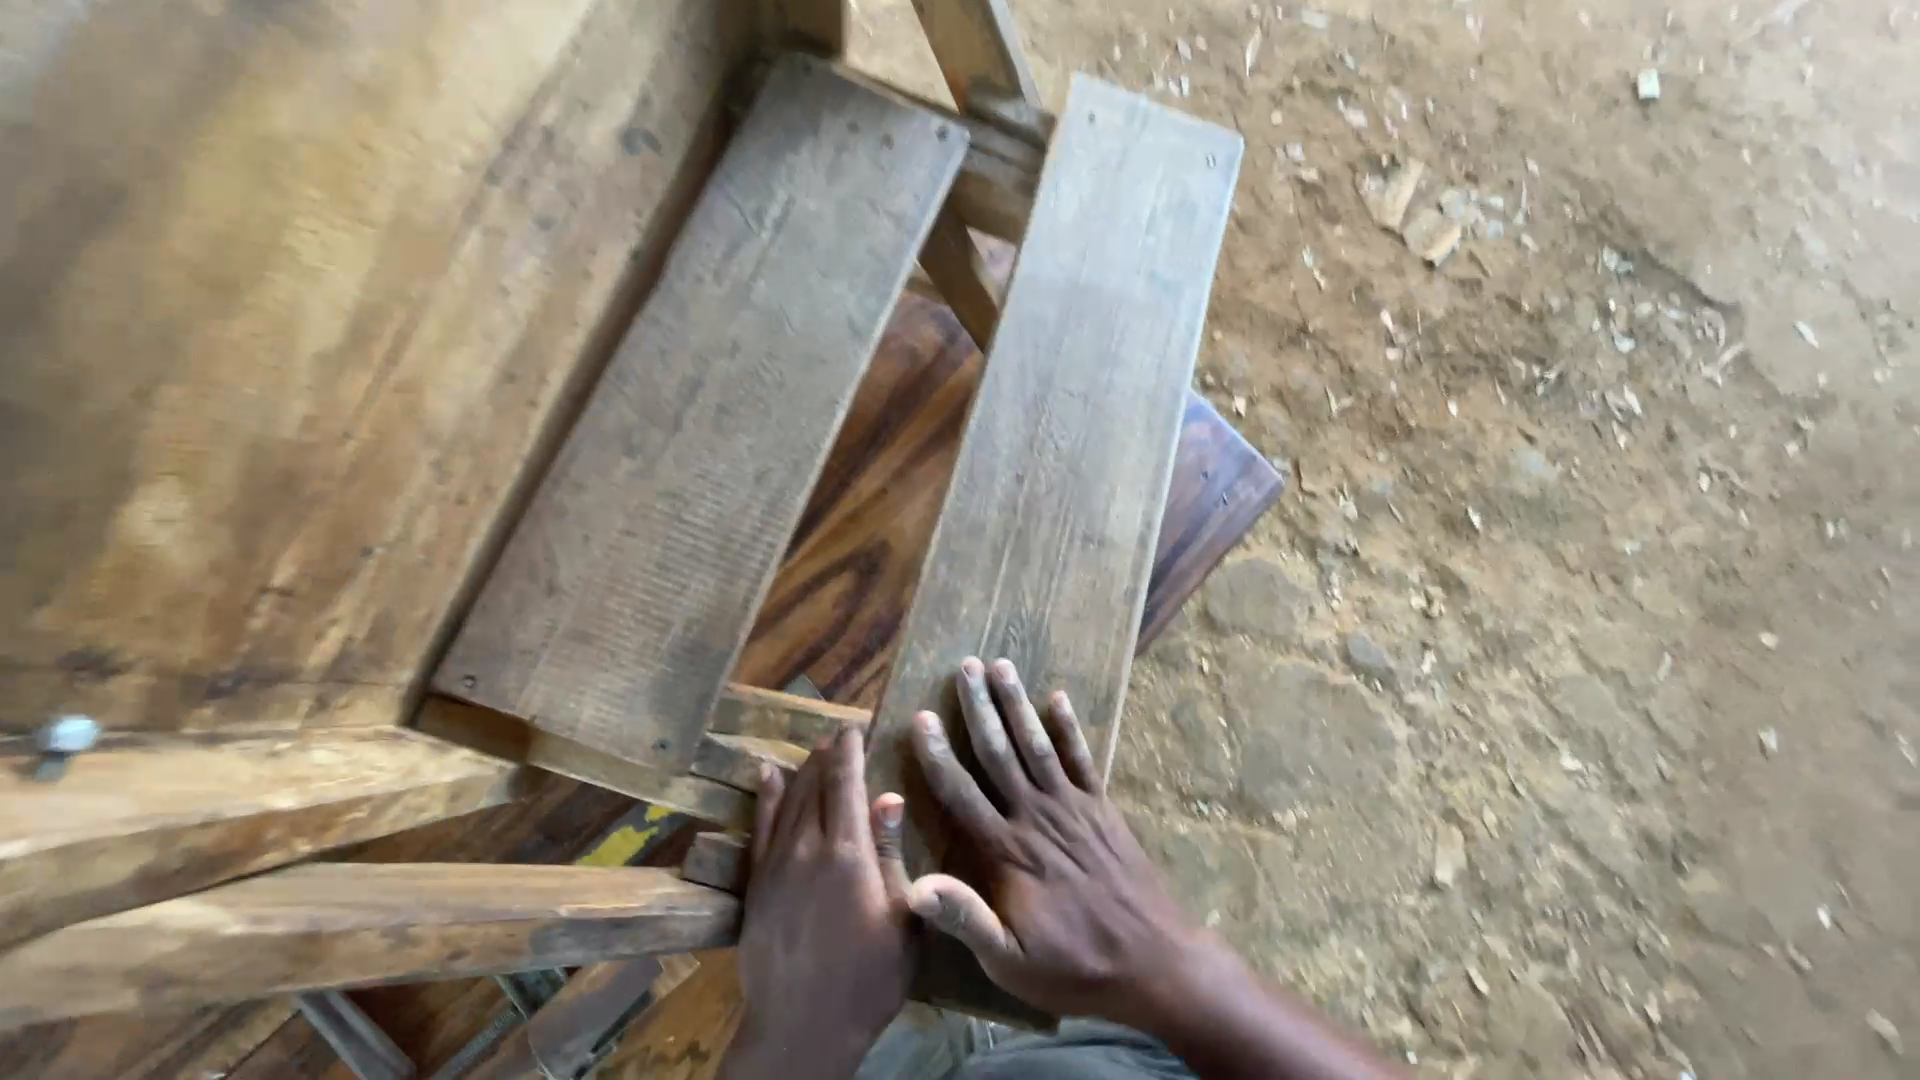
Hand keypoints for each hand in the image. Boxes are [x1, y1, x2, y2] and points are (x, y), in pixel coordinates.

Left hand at [721, 727, 913, 1079]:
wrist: (801, 1028)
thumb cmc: (869, 978)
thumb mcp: (900, 920)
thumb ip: (891, 855)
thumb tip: (890, 796)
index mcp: (848, 854)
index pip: (846, 784)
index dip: (850, 750)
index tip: (855, 725)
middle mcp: (807, 847)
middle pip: (816, 785)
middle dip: (830, 754)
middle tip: (841, 732)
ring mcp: (777, 864)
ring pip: (789, 799)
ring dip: (804, 769)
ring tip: (817, 748)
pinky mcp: (756, 884)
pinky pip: (761, 827)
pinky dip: (766, 796)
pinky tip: (769, 774)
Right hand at [890, 657, 1203, 1028]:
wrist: (1154, 962)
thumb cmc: (1075, 966)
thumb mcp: (1011, 962)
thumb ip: (965, 920)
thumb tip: (914, 888)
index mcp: (1008, 851)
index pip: (962, 793)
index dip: (938, 755)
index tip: (921, 718)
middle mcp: (1037, 816)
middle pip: (1000, 752)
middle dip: (979, 707)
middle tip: (964, 666)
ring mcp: (1073, 808)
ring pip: (1037, 744)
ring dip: (1017, 704)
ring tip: (1001, 665)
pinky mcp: (1102, 809)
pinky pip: (1082, 759)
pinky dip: (1070, 727)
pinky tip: (1058, 698)